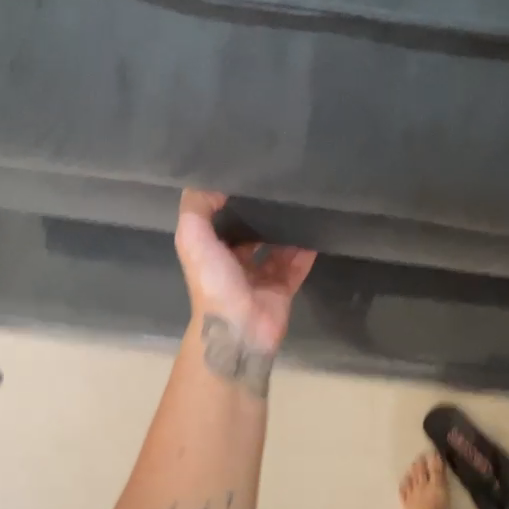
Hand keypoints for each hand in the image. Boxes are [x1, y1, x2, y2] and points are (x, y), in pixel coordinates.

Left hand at [174, 189, 315, 353]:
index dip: (228, 204)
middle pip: (250, 236)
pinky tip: (315, 231)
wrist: (240, 327)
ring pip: (276, 250)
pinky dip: (306, 252)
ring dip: (287, 232)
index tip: (245, 181)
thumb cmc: (214, 282)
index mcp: (210, 253)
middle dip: (261, 218)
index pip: (219, 223)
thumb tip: (216, 184)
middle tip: (279, 192)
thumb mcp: (192, 238)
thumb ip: (198, 208)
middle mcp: (234, 264)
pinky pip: (298, 266)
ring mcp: (261, 278)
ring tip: (300, 207)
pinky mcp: (283, 289)